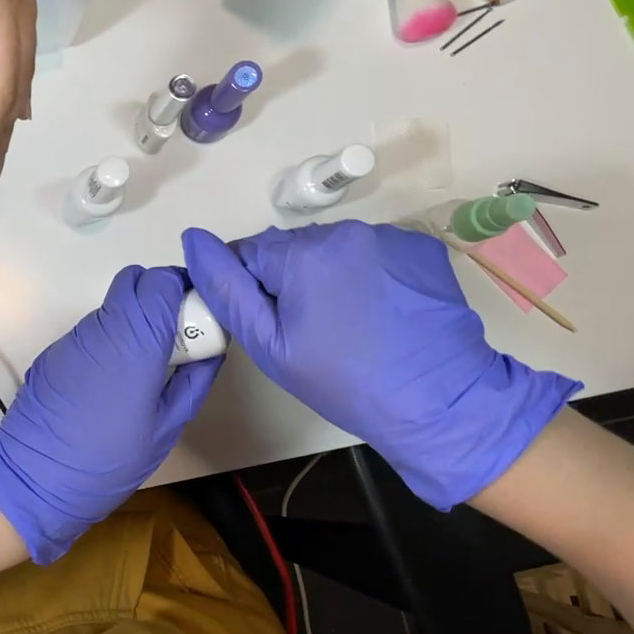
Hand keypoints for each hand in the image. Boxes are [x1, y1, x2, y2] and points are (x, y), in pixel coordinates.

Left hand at [0, 266, 223, 563]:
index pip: (160, 281)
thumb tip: (212, 349)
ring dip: (134, 321)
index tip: (196, 315)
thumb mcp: (166, 427)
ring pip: (111, 308)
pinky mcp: (53, 354)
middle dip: (159, 296)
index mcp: (134, 343)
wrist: (34, 479)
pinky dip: (109, 341)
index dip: (182, 288)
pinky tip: (112, 381)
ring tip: (146, 364)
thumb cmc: (108, 460)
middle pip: (133, 283)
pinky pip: (90, 332)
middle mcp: (99, 329)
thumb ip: (193, 380)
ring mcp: (71, 340)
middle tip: (176, 335)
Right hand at [181, 222, 579, 508]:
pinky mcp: (419, 248)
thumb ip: (226, 289)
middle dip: (287, 279)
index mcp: (302, 254)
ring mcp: (388, 237)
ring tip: (344, 322)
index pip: (247, 252)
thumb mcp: (269, 345)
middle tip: (306, 330)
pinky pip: (369, 252)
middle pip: (290, 247)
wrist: (440, 402)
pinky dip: (363, 274)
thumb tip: (194, 240)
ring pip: (329, 249)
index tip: (271, 324)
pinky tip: (375, 311)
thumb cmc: (342, 380)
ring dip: (325, 275)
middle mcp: (345, 231)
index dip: (249, 288)